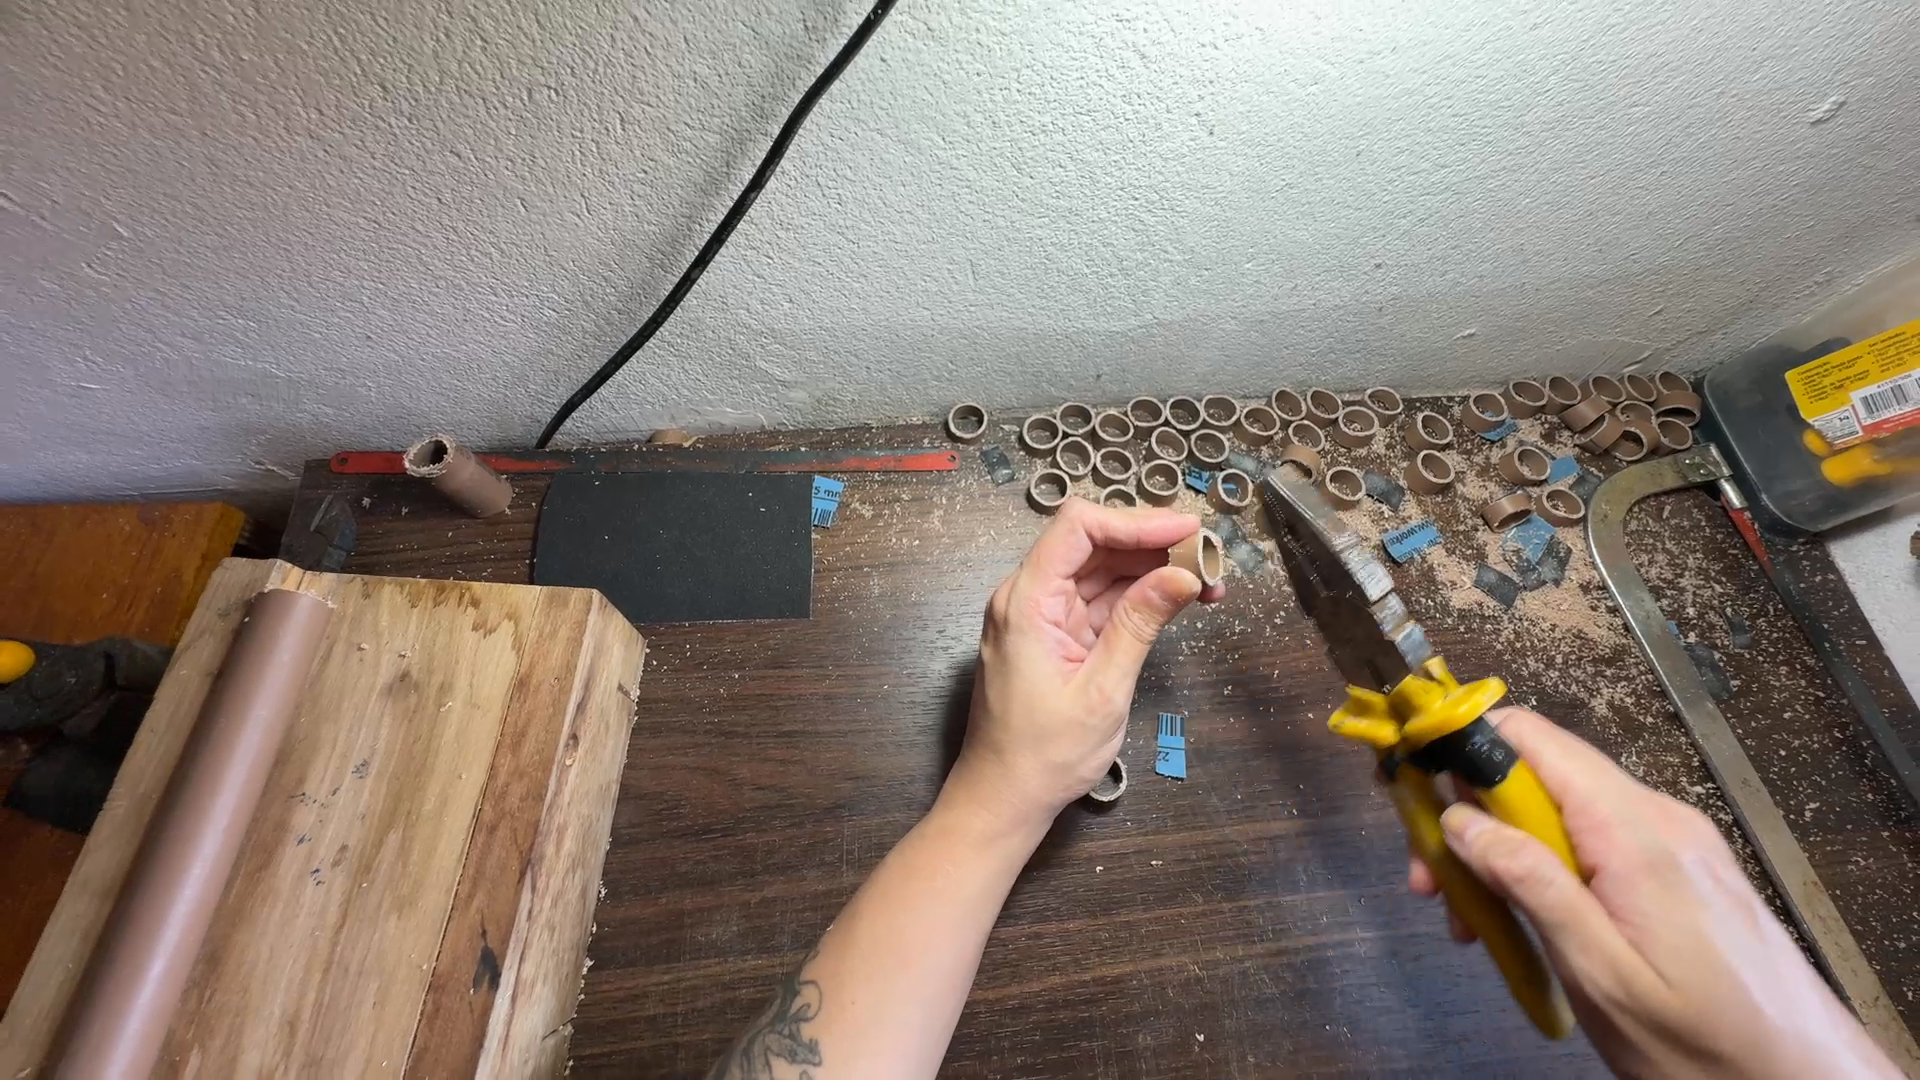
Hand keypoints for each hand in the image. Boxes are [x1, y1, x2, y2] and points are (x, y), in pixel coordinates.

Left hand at [944, 498, 1223, 832]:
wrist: (1004, 796)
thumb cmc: (1045, 754)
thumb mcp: (1102, 690)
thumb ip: (1140, 625)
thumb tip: (1185, 575)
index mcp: (1027, 601)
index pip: (1077, 528)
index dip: (1135, 521)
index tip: (1188, 530)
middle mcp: (1028, 595)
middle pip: (1091, 543)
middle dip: (1152, 543)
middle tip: (1210, 556)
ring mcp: (1041, 613)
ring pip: (1099, 569)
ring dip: (1152, 569)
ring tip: (1208, 579)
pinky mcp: (1055, 632)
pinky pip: (1098, 599)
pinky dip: (1138, 596)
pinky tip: (1179, 598)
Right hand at [1412, 708, 1899, 1078]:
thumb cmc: (1708, 1045)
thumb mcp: (1602, 971)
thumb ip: (1530, 882)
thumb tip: (1458, 817)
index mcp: (1635, 829)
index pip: (1529, 737)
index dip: (1459, 742)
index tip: (1409, 785)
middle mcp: (1650, 816)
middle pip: (1526, 777)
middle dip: (1465, 818)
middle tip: (1429, 880)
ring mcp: (1663, 842)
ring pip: (1545, 814)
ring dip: (1492, 854)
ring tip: (1466, 917)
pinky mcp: (1666, 870)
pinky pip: (1578, 844)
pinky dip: (1532, 872)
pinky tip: (1515, 923)